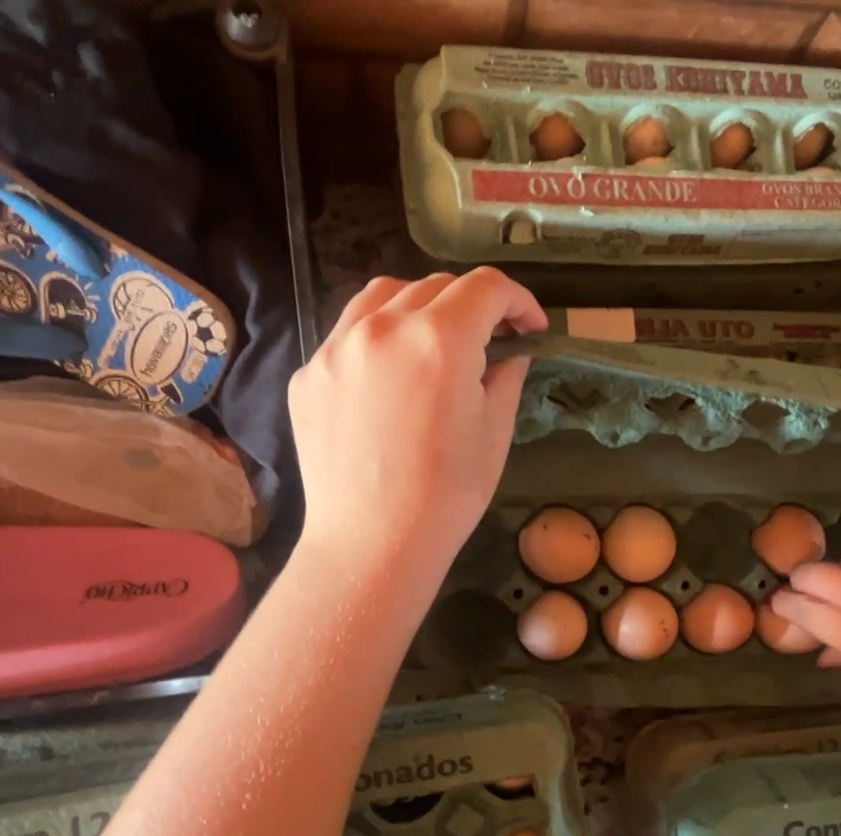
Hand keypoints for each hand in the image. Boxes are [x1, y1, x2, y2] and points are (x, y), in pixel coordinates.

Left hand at [290, 269, 545, 568]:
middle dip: (474, 305)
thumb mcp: (495, 433)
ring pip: (384, 296)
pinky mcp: (308, 375)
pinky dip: (380, 340)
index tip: (531, 328)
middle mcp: (382, 327)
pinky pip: (349, 335)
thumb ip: (506, 376)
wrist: (372, 544)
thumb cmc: (447, 496)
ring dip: (421, 307)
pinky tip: (391, 379)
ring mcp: (336, 348)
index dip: (519, 301)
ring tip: (436, 343)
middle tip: (491, 342)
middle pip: (436, 285)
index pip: (487, 288)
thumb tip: (510, 351)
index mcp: (439, 340)